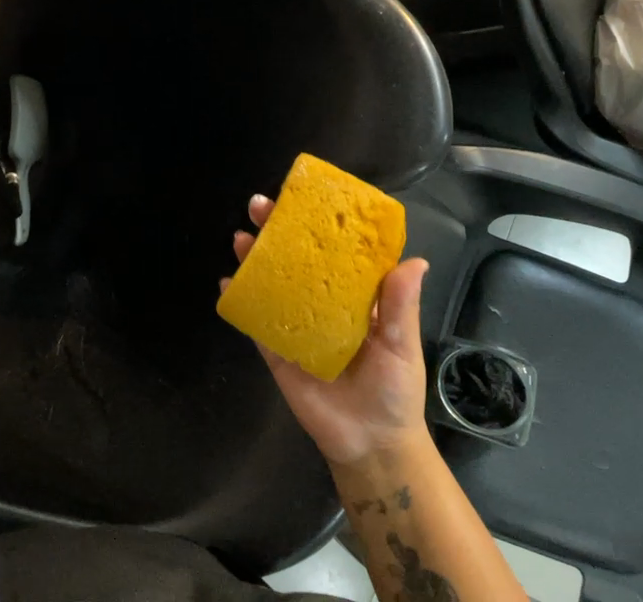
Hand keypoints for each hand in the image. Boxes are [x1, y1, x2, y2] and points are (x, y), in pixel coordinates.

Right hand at [227, 194, 431, 466]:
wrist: (370, 443)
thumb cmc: (394, 390)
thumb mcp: (401, 346)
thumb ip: (401, 306)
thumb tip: (414, 261)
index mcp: (354, 297)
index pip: (333, 251)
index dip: (316, 223)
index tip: (300, 198)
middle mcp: (321, 303)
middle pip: (294, 260)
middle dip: (275, 232)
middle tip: (258, 207)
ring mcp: (295, 325)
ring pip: (270, 283)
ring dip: (253, 258)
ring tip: (241, 238)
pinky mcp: (275, 350)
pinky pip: (254, 322)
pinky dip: (239, 302)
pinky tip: (227, 284)